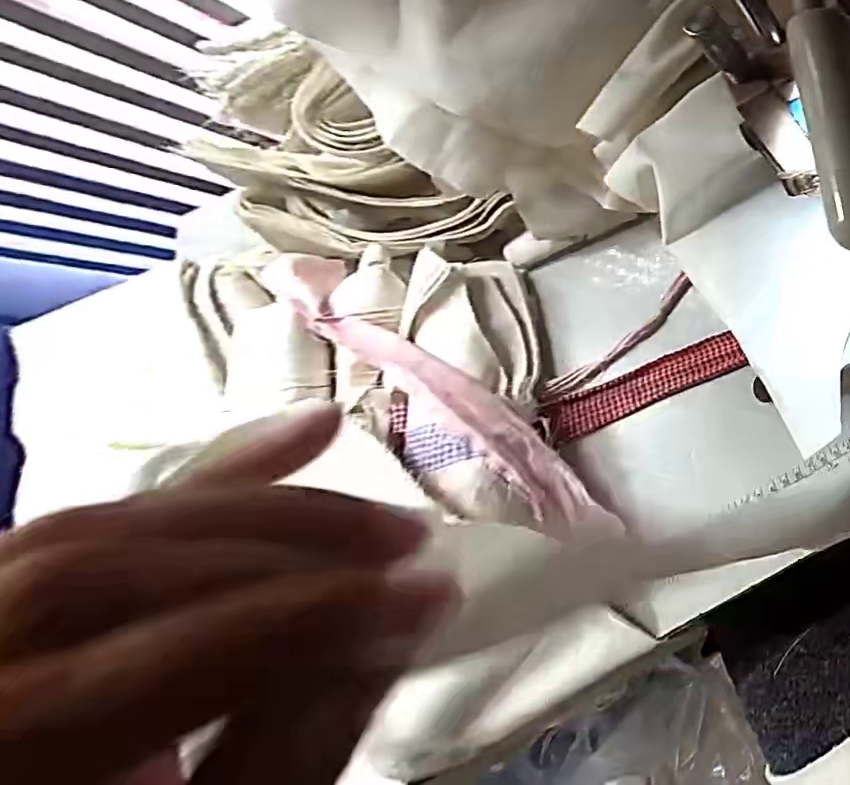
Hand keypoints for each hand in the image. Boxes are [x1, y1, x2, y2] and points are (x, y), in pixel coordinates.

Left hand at [0, 403, 456, 784]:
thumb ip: (289, 749)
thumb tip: (399, 626)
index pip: (150, 663)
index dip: (312, 614)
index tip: (433, 594)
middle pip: (105, 571)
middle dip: (289, 546)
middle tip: (410, 546)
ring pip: (98, 525)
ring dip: (267, 504)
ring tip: (384, 515)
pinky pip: (90, 515)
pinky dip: (214, 469)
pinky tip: (317, 425)